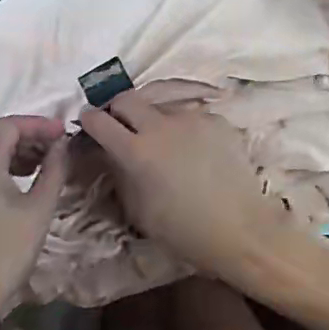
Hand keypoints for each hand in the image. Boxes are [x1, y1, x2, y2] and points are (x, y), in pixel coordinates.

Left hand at [0, 115, 69, 320]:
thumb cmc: (4, 251)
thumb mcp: (39, 208)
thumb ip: (54, 169)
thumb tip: (61, 146)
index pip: (11, 125)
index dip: (40, 124)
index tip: (65, 132)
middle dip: (30, 136)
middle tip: (58, 147)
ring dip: (17, 151)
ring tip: (45, 163)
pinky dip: (2, 165)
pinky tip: (23, 180)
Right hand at [81, 90, 296, 286]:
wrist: (240, 229)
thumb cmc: (183, 230)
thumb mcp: (138, 209)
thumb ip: (120, 173)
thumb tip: (110, 153)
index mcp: (137, 151)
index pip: (100, 121)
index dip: (89, 120)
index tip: (88, 122)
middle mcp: (161, 126)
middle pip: (128, 98)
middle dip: (118, 108)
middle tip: (121, 125)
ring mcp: (192, 118)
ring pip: (161, 106)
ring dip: (153, 119)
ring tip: (163, 141)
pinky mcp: (216, 120)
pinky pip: (190, 116)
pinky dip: (184, 128)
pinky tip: (192, 149)